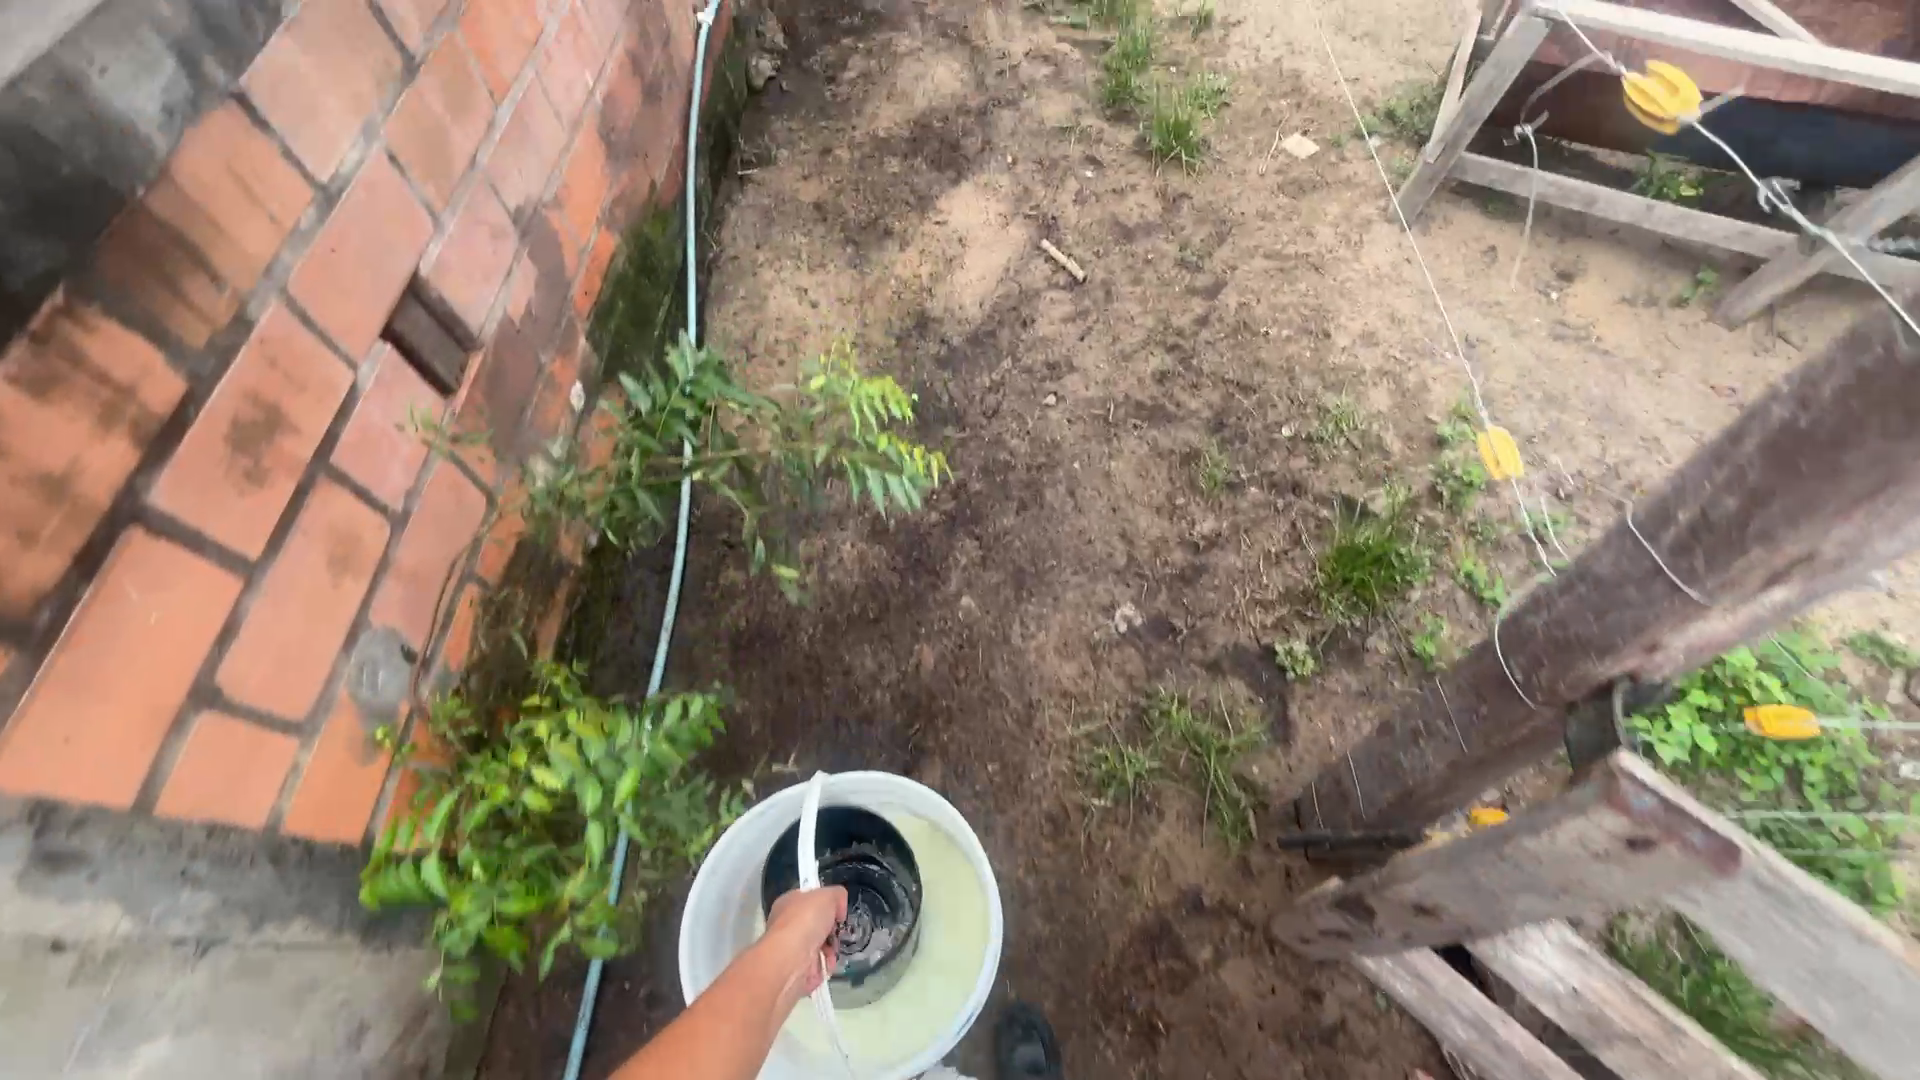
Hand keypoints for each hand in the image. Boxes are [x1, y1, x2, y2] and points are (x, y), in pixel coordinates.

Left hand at [764, 885, 847, 1011]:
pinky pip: (820, 965)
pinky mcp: (799, 971)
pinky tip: (827, 961)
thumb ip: (838, 895)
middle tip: (838, 929)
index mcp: (788, 903)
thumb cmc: (805, 920)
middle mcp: (788, 925)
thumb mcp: (828, 895)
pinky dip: (827, 963)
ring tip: (833, 947)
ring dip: (832, 947)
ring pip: (821, 946)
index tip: (836, 909)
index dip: (825, 903)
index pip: (809, 900)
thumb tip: (839, 910)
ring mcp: (792, 950)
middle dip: (832, 928)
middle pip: (818, 924)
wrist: (791, 959)